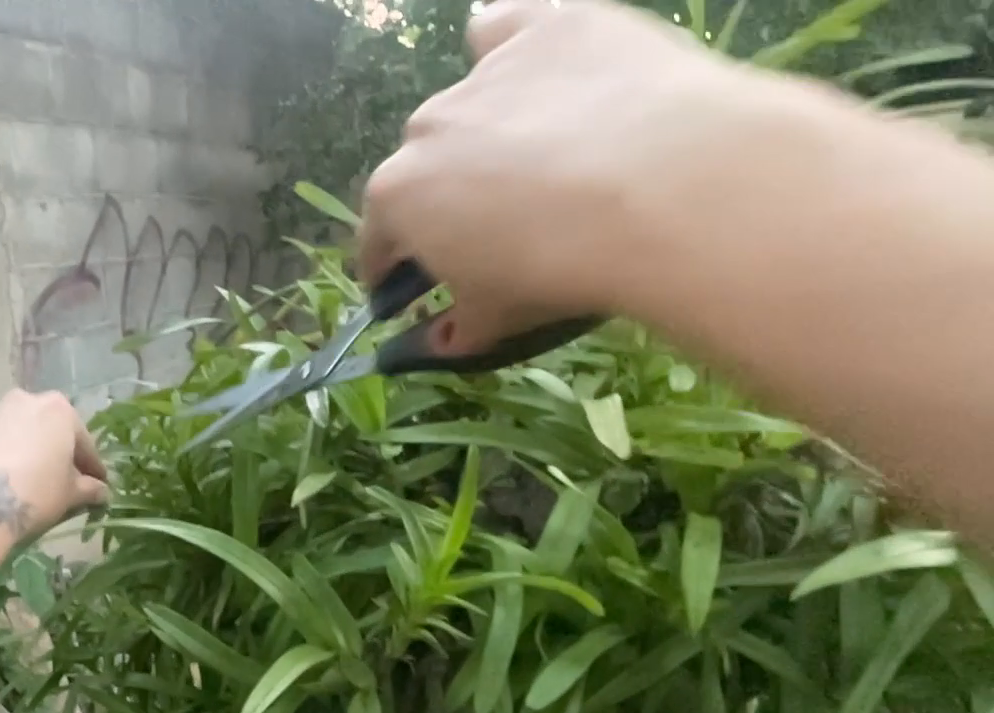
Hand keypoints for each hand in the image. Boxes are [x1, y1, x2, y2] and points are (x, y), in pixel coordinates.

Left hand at [0, 390, 108, 537]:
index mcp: (58, 409)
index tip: (97, 483)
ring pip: (14, 431)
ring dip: (22, 449)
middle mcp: (23, 401)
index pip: (83, 440)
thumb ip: (89, 488)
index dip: (91, 465)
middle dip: (54, 450)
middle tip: (59, 479)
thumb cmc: (35, 493)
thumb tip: (101, 491)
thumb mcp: (70, 495)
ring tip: (22, 479)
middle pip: (46, 428)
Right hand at [358, 0, 812, 352]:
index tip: (407, 289)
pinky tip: (525, 62)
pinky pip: (508, 27)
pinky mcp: (549, 25)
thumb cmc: (558, 268)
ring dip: (479, 132)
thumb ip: (451, 331)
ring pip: (463, 105)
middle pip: (420, 169)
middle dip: (441, 199)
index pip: (377, 242)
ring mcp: (484, 73)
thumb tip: (435, 343)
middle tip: (490, 227)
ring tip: (532, 155)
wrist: (673, 191)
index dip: (390, 270)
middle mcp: (423, 130)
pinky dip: (507, 44)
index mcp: (395, 198)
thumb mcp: (493, 320)